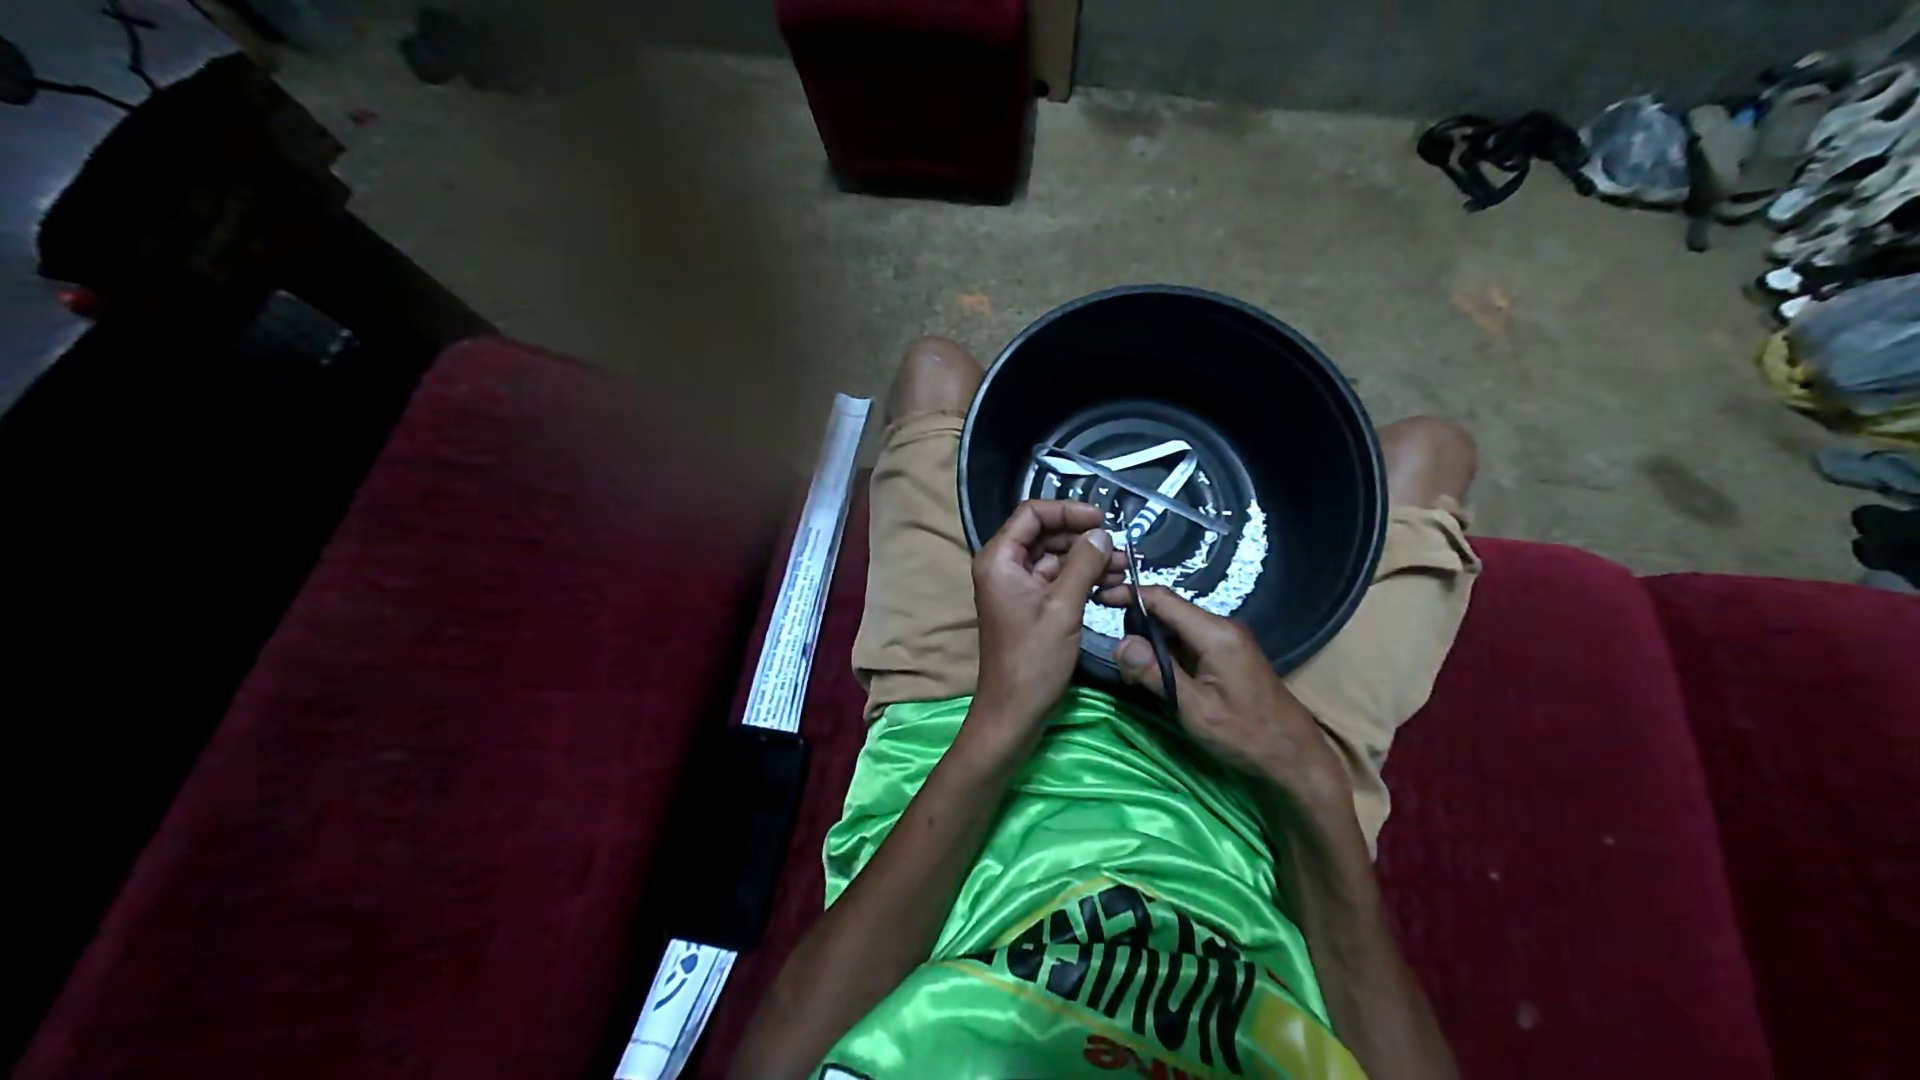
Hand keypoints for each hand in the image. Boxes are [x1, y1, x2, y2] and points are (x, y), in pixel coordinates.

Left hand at [971, 500, 1127, 743]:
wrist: (1014, 709)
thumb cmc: (1034, 658)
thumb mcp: (1063, 607)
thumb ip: (1083, 564)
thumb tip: (1102, 533)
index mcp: (999, 559)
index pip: (1032, 514)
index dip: (1067, 511)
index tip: (1102, 520)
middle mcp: (1004, 566)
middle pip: (1045, 533)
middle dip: (1083, 538)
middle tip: (1120, 549)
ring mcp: (1017, 586)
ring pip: (1055, 557)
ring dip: (1087, 559)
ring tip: (1123, 567)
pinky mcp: (1030, 604)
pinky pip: (1057, 579)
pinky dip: (1081, 578)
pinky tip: (1110, 584)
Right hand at [1098, 585, 1350, 805]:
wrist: (1295, 757)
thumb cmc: (1246, 734)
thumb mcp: (1195, 709)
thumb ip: (1156, 673)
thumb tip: (1120, 643)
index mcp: (1216, 634)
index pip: (1163, 598)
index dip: (1129, 594)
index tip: (1099, 598)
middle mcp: (1223, 627)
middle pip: (1169, 610)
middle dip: (1137, 623)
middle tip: (1115, 650)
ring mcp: (1228, 640)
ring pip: (1177, 627)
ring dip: (1152, 640)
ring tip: (1132, 668)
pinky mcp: (1228, 654)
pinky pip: (1189, 641)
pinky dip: (1167, 652)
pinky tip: (1157, 674)